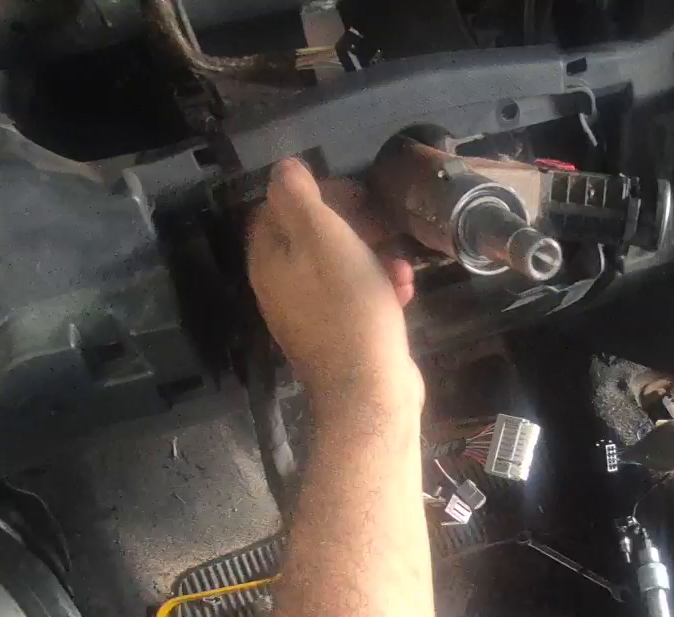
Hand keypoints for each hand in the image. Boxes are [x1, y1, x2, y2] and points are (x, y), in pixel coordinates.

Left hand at [246, 158, 419, 417]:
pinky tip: (404, 292)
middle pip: (311, 242)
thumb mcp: (324, 237)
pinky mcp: (339, 341)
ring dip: (372, 259)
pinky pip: (354, 303)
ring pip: (338, 272)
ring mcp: (310, 319)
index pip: (279, 209)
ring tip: (401, 263)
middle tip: (383, 223)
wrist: (369, 390)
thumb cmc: (349, 309)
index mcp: (269, 261)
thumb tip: (286, 169)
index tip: (354, 192)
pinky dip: (377, 291)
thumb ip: (300, 197)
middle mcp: (281, 289)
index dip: (316, 193)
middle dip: (351, 228)